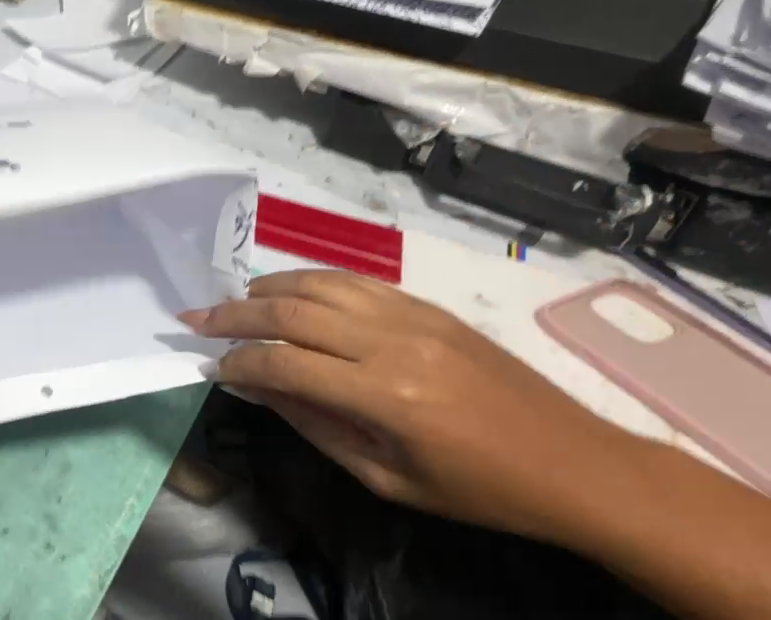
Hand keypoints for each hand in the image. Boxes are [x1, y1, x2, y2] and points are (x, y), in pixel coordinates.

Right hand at [182, 271, 633, 543]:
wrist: (576, 465)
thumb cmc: (479, 490)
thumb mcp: (388, 480)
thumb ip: (315, 425)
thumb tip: (255, 387)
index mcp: (386, 398)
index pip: (284, 366)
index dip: (238, 365)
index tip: (211, 368)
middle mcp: (392, 344)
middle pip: (290, 313)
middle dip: (233, 316)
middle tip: (194, 319)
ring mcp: (411, 316)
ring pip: (316, 284)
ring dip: (265, 289)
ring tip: (234, 302)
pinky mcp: (425, 305)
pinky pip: (351, 280)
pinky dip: (307, 280)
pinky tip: (286, 292)